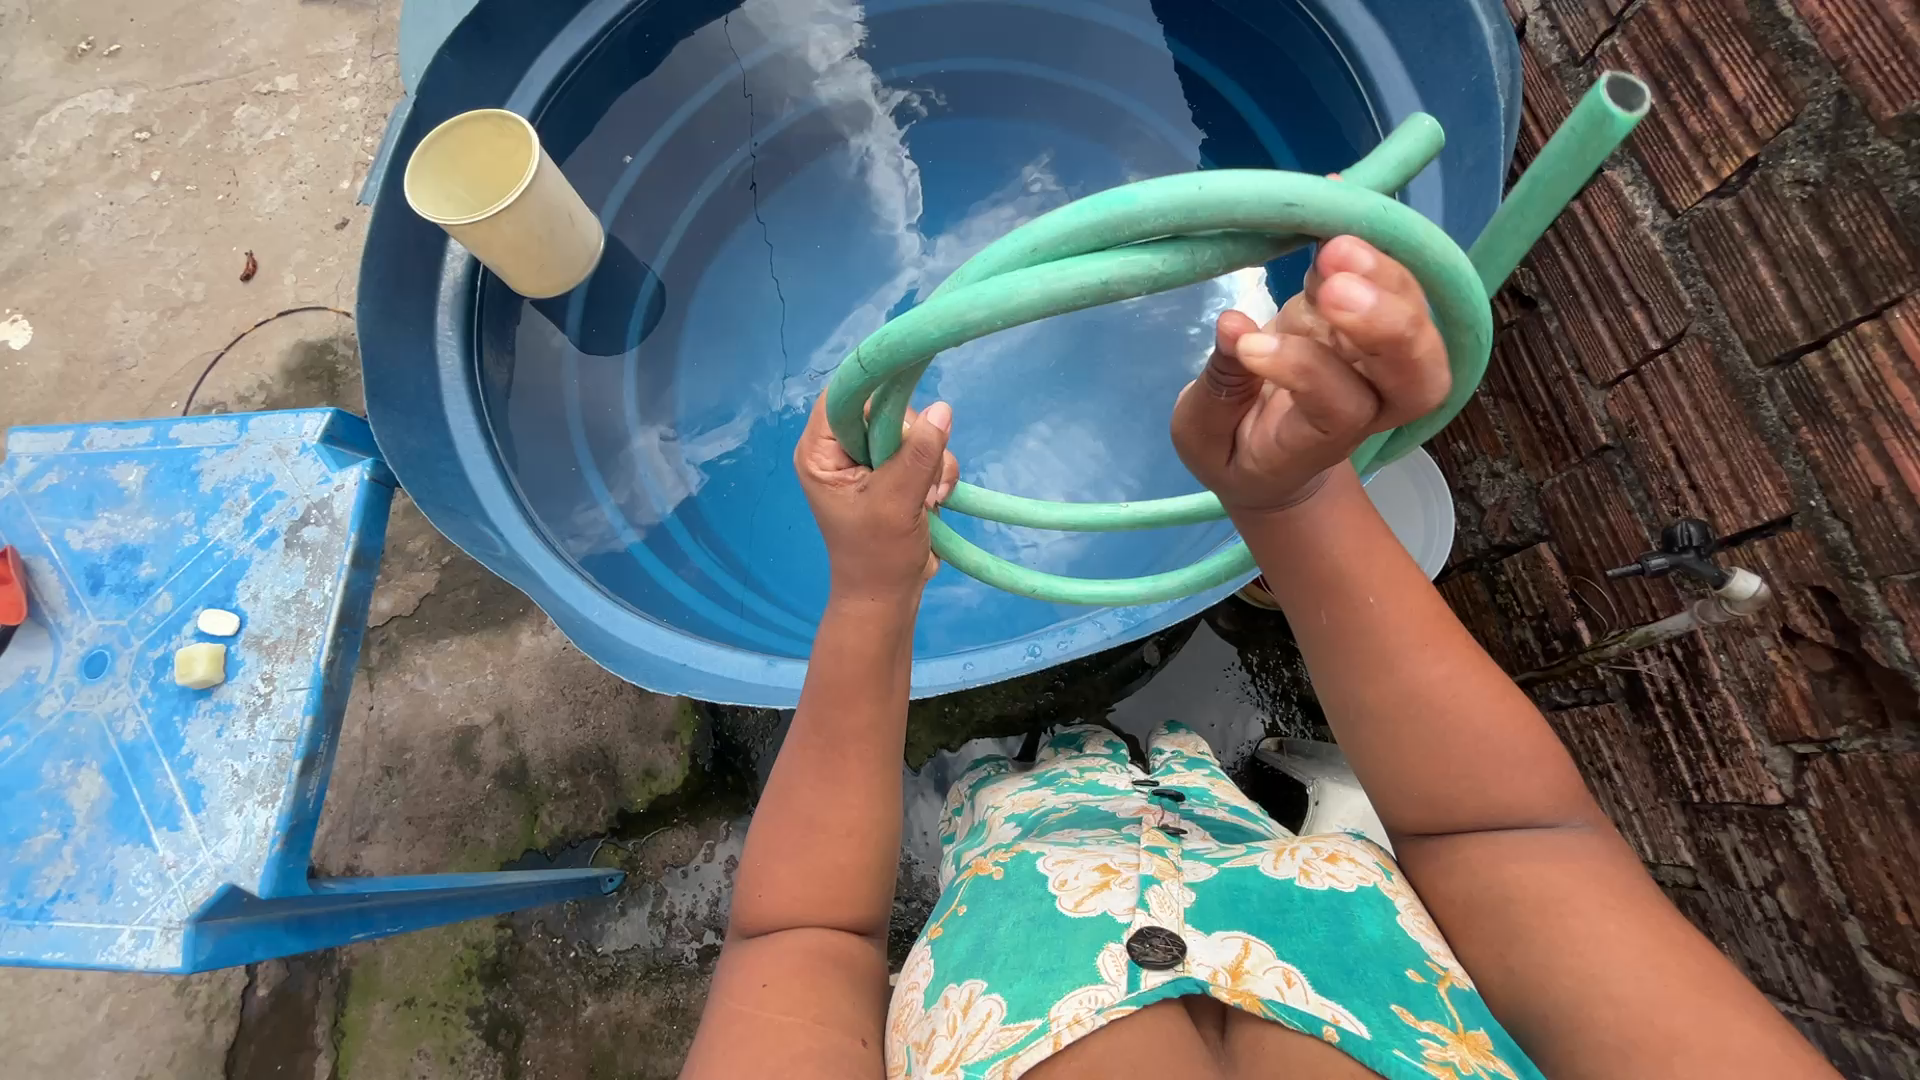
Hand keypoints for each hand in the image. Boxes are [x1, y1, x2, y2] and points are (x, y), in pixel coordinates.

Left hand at [794, 392, 959, 601]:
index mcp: (821, 452)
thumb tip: (943, 410)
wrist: (890, 595)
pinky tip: (936, 500)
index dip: (875, 383)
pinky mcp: (896, 471)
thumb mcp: (896, 503)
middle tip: (921, 476)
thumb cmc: (877, 555)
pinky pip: (926, 450)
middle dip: (914, 438)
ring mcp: (871, 459)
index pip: (844, 396)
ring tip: (928, 499)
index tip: (910, 379)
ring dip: (932, 461)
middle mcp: (842, 449)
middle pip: (886, 409)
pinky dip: (939, 471)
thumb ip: (917, 456)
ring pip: (913, 429)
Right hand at [1171, 235, 1449, 517]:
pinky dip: (1370, 237)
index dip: (1304, 371)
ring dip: (1382, 272)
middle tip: (1337, 285)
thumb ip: (1222, 390)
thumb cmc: (1233, 454)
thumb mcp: (1205, 437)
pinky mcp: (1364, 317)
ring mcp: (1375, 358)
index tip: (1250, 348)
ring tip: (1334, 243)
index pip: (1342, 407)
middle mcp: (1369, 403)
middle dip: (1387, 324)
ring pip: (1414, 317)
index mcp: (1320, 443)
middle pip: (1416, 370)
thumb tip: (1232, 325)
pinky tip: (1338, 193)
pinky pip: (1388, 276)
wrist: (1273, 458)